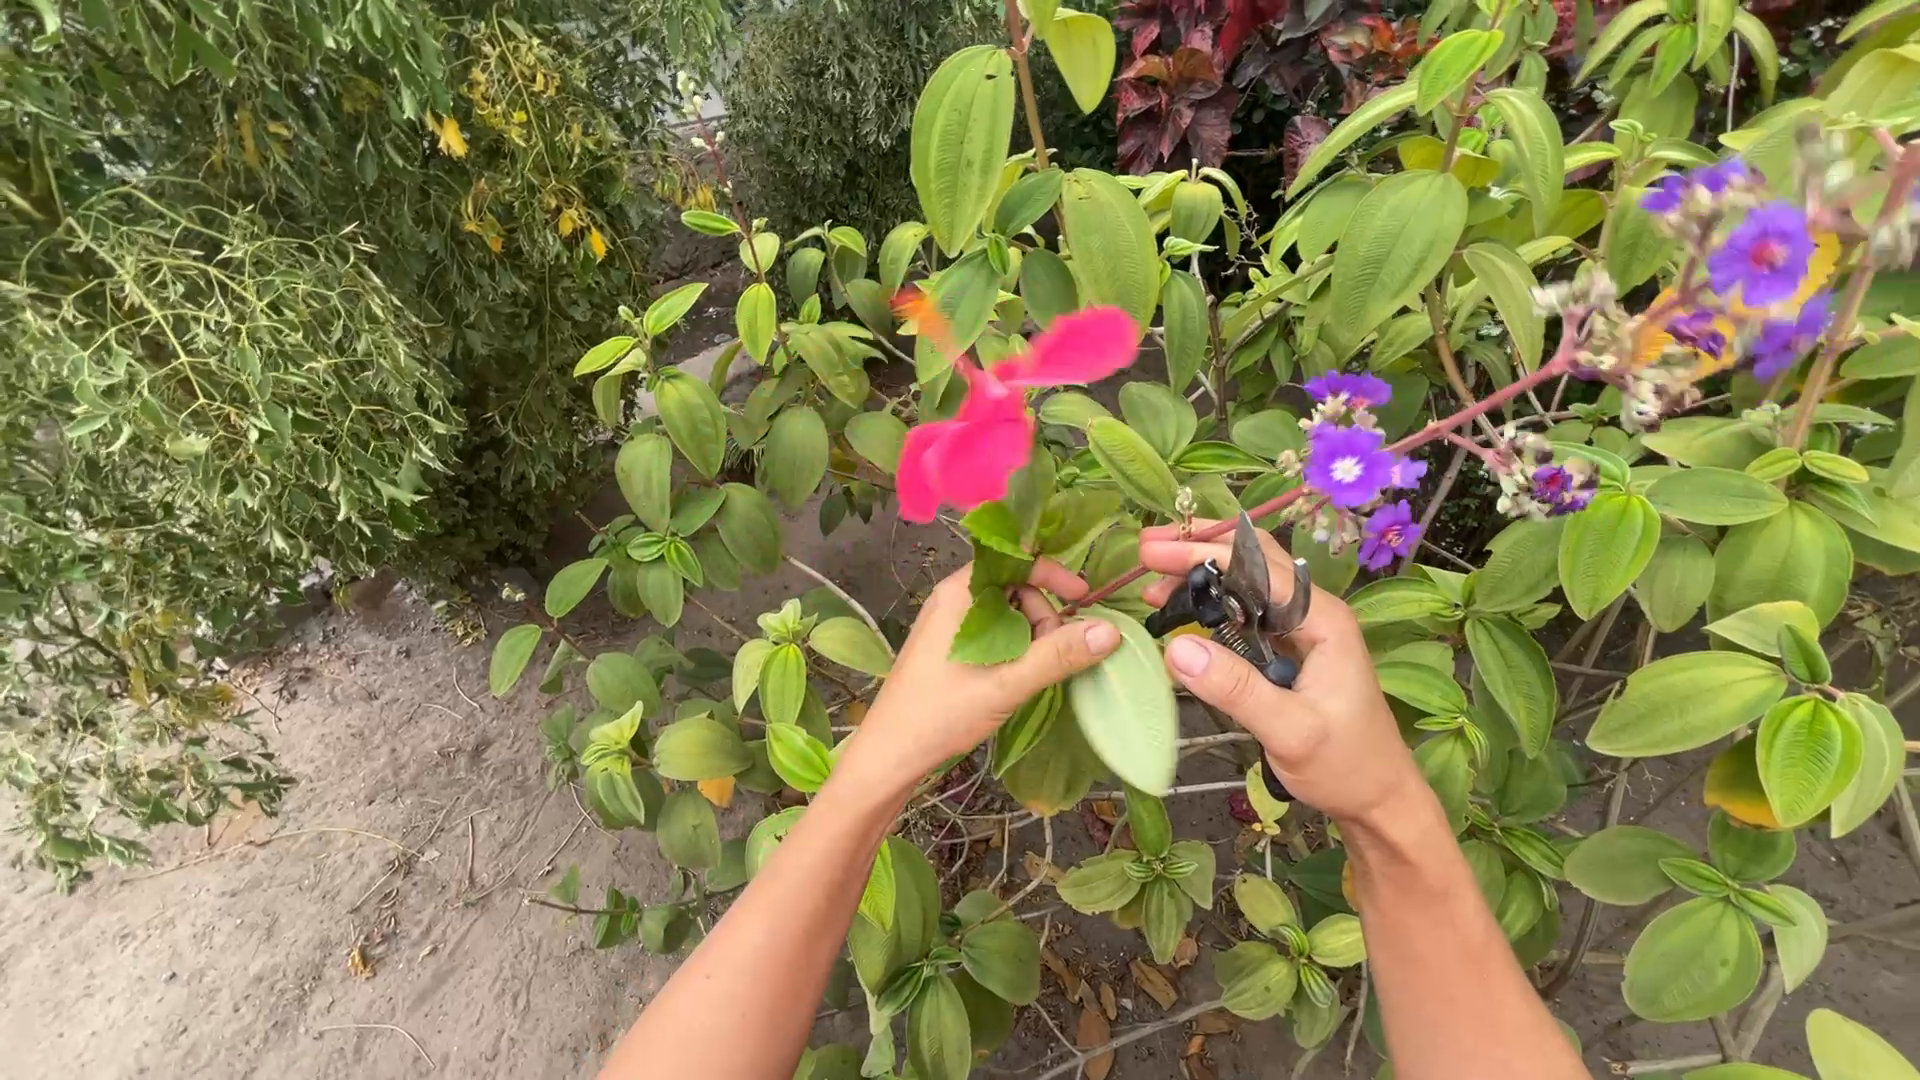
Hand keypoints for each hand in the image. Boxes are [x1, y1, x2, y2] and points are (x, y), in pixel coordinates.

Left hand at [836, 560, 1120, 795]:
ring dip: (1032, 634)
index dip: (1050, 572)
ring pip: (1006, 613)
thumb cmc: (941, 713)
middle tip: (1056, 650)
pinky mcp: (950, 649)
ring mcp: (949, 626)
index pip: (1011, 558)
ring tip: (1037, 670)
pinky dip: (1016, 647)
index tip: (1082, 597)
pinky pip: (993, 633)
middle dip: (1044, 612)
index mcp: (958, 593)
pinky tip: (1021, 675)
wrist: (889, 756)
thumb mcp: (1007, 683)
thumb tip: (1111, 630)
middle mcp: (952, 600)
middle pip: (1014, 586)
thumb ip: (1058, 655)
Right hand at [1139, 520, 1420, 826]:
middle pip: (1251, 558)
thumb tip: (1174, 647)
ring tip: (1151, 580)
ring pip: (1244, 579)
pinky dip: (1206, 599)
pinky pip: (1241, 608)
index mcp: (1321, 618)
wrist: (1378, 798)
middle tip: (1146, 549)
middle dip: (1197, 546)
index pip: (1256, 567)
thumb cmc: (1345, 765)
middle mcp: (1311, 611)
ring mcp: (1298, 627)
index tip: (1153, 554)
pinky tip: (1178, 607)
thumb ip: (1236, 690)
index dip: (1201, 554)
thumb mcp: (1290, 732)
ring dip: (1199, 571)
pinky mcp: (1284, 646)